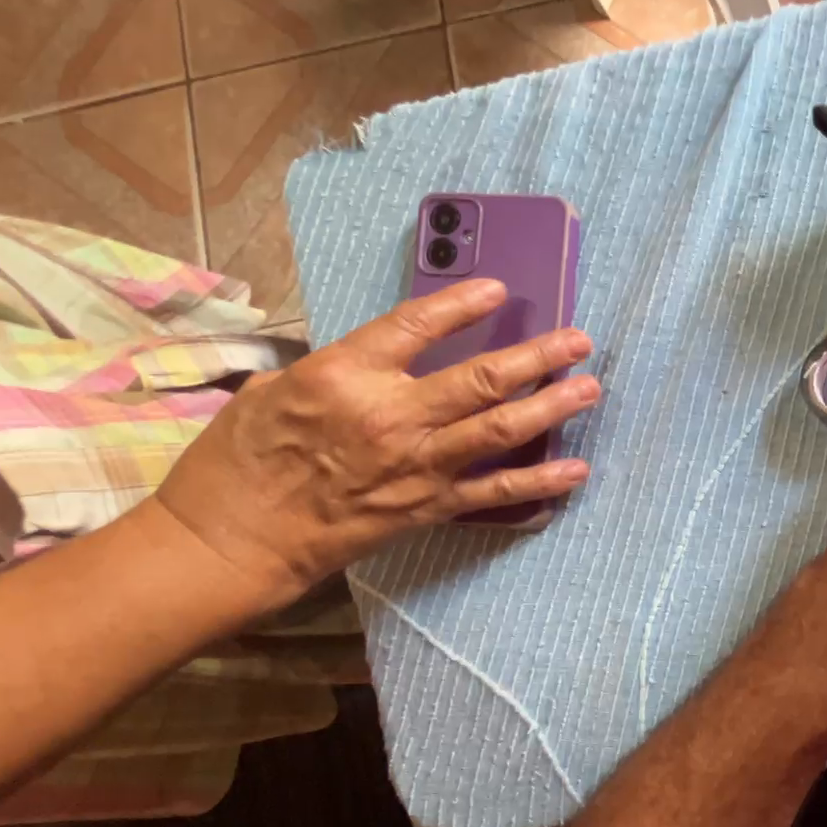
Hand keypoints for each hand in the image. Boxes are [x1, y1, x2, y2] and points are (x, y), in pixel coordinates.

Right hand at [154, 279, 599, 607]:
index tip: (500, 290)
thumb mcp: (271, 391)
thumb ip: (336, 370)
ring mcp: (419, 463)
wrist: (236, 536)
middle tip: (579, 342)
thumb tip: (376, 357)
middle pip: (481, 378)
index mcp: (344, 376)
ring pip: (501, 429)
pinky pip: (498, 492)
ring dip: (553, 408)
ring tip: (590, 390)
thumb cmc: (240, 459)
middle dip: (537, 356)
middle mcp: (392, 415)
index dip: (461, 304)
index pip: (413, 326)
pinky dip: (541, 483)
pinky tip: (577, 472)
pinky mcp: (433, 504)